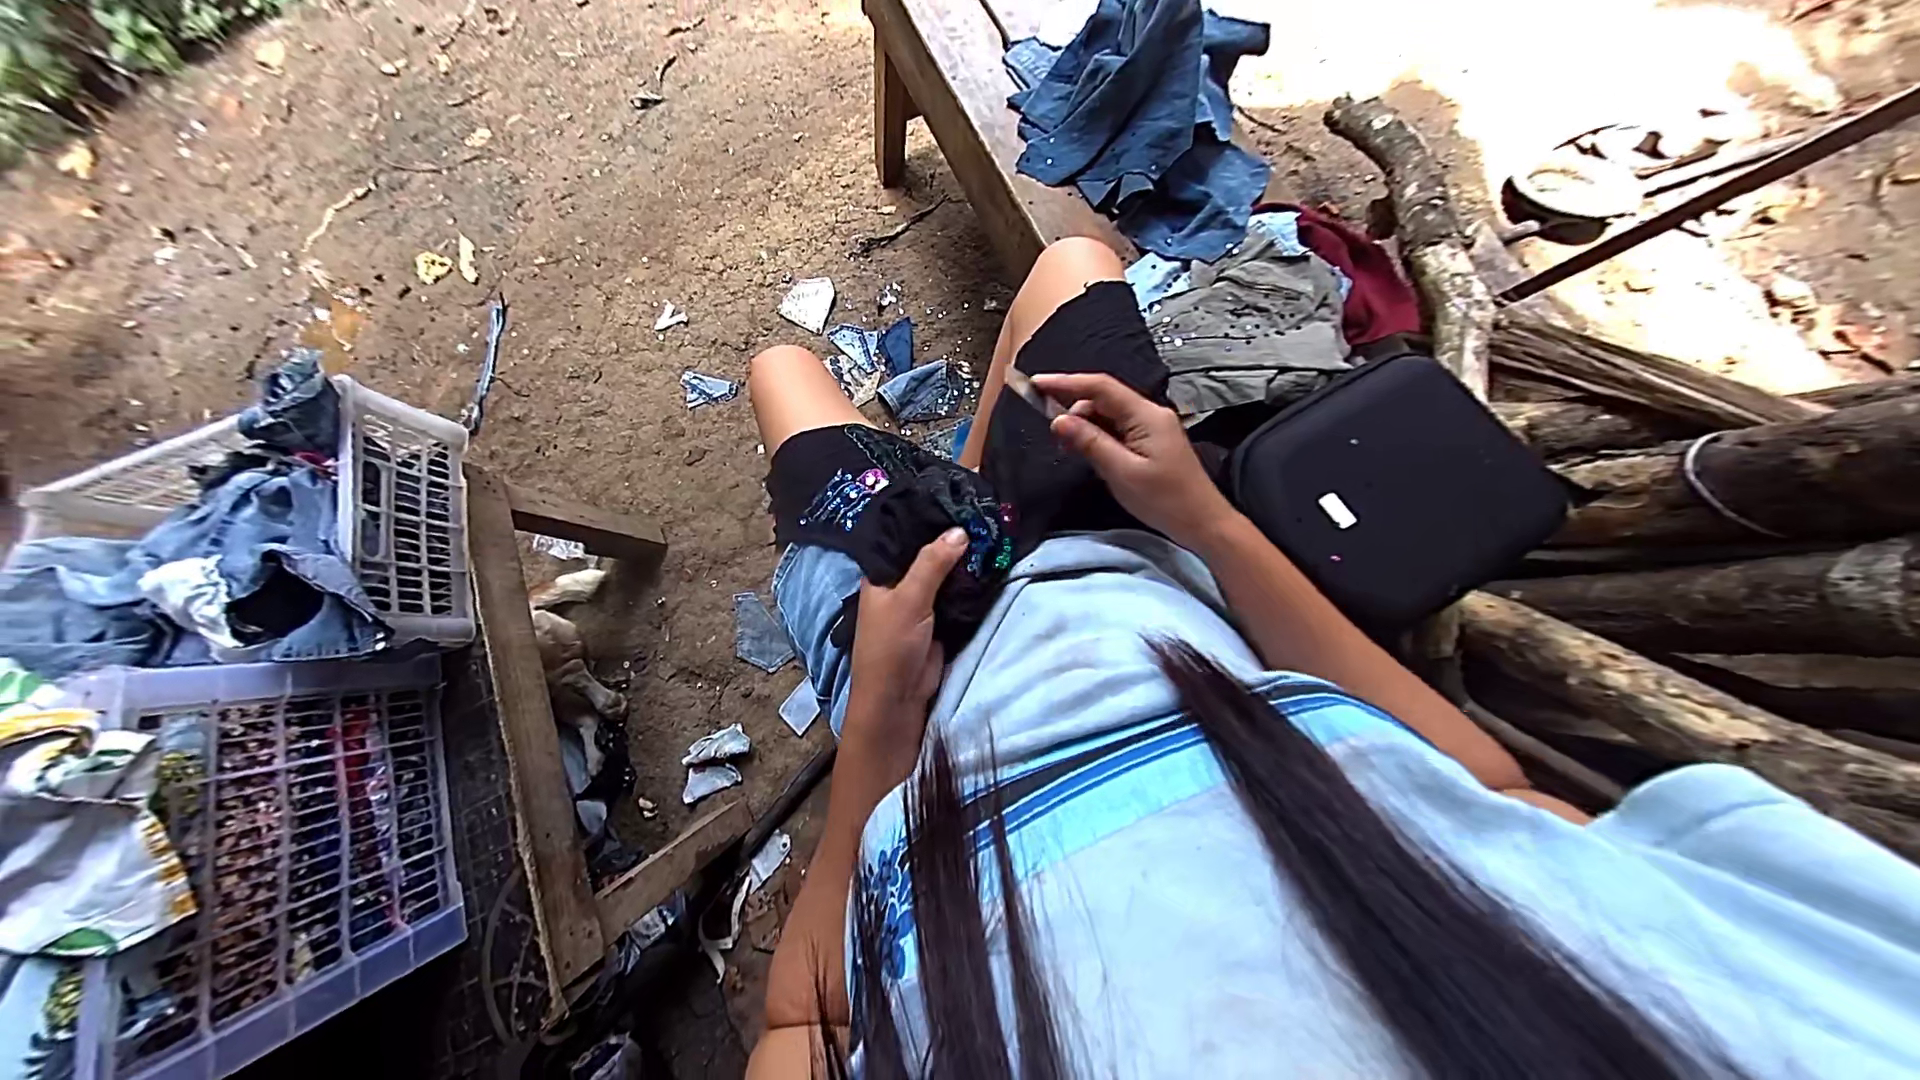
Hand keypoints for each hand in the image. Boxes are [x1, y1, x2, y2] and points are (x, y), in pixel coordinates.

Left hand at [843, 527, 969, 773]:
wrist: (899, 698)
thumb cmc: (891, 645)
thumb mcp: (910, 598)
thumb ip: (932, 563)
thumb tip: (959, 530)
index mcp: (880, 573)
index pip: (903, 536)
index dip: (925, 518)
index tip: (955, 497)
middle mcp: (898, 583)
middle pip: (926, 553)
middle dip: (950, 538)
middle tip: (980, 511)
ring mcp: (920, 601)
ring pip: (943, 573)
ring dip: (962, 559)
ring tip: (989, 530)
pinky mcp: (938, 617)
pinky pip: (955, 592)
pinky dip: (968, 581)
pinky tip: (988, 562)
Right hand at [1031, 372, 1238, 546]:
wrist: (1202, 522)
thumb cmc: (1165, 501)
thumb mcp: (1121, 472)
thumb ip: (1090, 443)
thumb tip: (1059, 420)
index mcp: (1146, 415)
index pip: (1100, 387)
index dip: (1065, 382)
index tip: (1036, 383)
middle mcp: (1149, 414)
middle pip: (1103, 399)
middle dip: (1073, 409)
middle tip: (1053, 433)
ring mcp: (1151, 427)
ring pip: (1108, 415)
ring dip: (1084, 426)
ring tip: (1069, 448)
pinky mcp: (1150, 442)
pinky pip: (1116, 430)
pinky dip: (1097, 437)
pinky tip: (1088, 453)